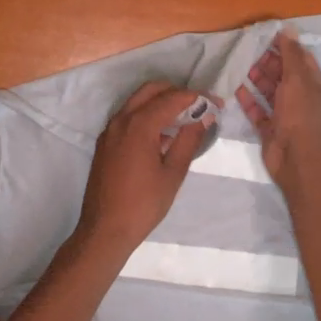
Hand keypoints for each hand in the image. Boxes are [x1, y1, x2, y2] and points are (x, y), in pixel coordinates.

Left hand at [77, 82, 214, 252]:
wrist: (104, 230)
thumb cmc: (143, 204)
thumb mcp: (173, 173)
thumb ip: (188, 140)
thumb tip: (203, 118)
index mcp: (138, 125)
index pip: (172, 98)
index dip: (196, 98)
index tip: (216, 103)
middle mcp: (121, 120)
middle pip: (152, 91)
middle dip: (177, 92)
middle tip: (199, 106)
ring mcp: (110, 130)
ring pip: (137, 102)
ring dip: (161, 102)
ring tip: (185, 118)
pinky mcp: (105, 142)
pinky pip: (128, 117)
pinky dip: (147, 115)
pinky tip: (163, 135)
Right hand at [236, 32, 320, 186]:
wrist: (295, 158)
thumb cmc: (299, 115)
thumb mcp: (297, 80)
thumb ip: (291, 55)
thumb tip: (288, 29)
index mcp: (311, 83)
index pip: (299, 58)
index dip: (285, 45)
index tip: (265, 34)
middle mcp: (299, 96)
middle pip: (282, 73)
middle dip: (266, 60)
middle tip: (246, 48)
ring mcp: (284, 112)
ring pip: (268, 89)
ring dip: (255, 77)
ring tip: (237, 63)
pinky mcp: (270, 126)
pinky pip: (257, 108)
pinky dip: (247, 98)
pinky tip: (235, 87)